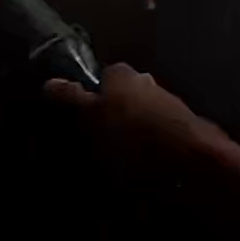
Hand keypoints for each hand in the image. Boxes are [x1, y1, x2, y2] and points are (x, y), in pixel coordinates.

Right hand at [44, 64, 228, 164]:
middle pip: (121, 96)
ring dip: (132, 133)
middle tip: (99, 142)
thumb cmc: (132, 131)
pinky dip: (149, 146)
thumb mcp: (92, 117)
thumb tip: (49, 83)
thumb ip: (72, 98)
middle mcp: (145, 81)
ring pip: (139, 115)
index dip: (90, 100)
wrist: (190, 157)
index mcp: (121, 73)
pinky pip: (156, 134)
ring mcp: (166, 102)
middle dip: (112, 115)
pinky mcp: (181, 127)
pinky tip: (144, 167)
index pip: (99, 79)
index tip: (84, 122)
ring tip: (121, 160)